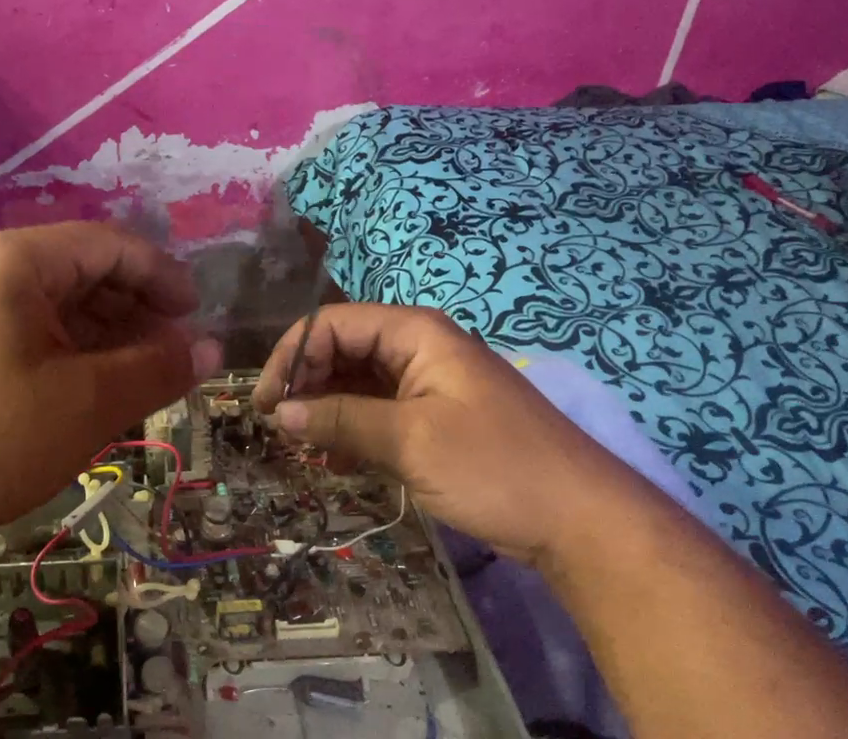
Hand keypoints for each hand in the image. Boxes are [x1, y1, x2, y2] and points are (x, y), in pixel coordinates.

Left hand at [0, 222, 221, 539]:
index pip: (111, 245)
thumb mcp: (88, 402)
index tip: (199, 317)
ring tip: (141, 381)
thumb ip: (157, 368)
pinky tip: (92, 395)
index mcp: (20, 261)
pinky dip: (71, 358)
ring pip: (58, 309)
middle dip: (136, 311)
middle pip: (84, 273)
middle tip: (174, 357)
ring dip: (107, 339)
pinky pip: (32, 336)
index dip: (163, 276)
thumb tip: (215, 348)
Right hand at [251, 304, 658, 567]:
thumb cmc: (494, 466)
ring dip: (326, 411)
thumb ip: (340, 419)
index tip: (263, 403)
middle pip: (343, 350)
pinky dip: (352, 431)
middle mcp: (420, 349)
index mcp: (416, 333)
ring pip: (358, 384)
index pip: (333, 324)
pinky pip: (379, 413)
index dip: (292, 356)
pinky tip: (336, 461)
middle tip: (279, 428)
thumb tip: (276, 411)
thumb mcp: (409, 440)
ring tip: (304, 447)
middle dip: (306, 384)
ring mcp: (430, 385)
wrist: (583, 523)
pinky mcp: (437, 421)